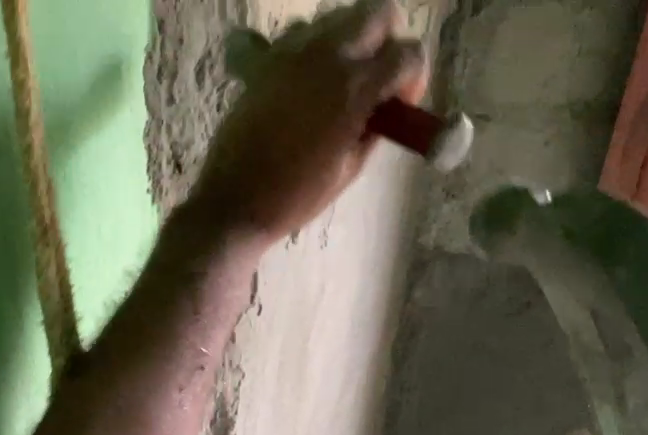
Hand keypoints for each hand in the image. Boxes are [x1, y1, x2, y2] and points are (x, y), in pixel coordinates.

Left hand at [188, 0, 428, 243]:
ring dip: (349, 41)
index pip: (408, 53)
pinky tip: (305, 82)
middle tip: (376, 79)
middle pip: (378, 13)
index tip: (400, 103)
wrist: (234, 203)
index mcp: (354, 88)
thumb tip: (385, 109)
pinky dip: (311, 48)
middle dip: (387, 41)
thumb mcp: (348, 170)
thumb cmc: (294, 198)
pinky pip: (298, 33)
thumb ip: (373, 128)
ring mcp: (292, 52)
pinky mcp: (264, 59)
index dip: (413, 77)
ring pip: (338, 18)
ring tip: (338, 83)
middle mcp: (327, 55)